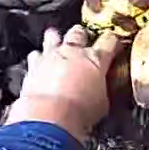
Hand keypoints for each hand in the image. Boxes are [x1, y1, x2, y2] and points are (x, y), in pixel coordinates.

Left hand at [5, 26, 121, 141]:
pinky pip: (35, 55)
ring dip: (57, 39)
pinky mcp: (33, 66)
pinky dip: (38, 58)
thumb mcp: (103, 102)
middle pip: (79, 33)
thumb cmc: (80, 111)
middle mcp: (73, 52)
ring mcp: (51, 56)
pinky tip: (40, 62)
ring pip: (53, 36)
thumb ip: (103, 89)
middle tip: (84, 39)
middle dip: (82, 34)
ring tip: (58, 41)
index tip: (114, 45)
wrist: (51, 116)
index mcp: (96, 59)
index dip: (113, 42)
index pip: (109, 41)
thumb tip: (102, 90)